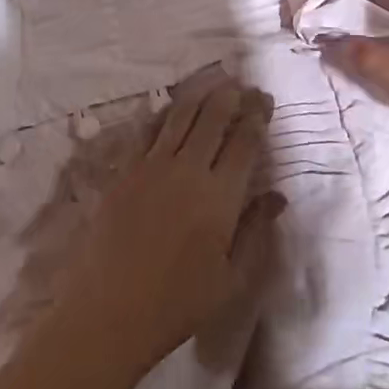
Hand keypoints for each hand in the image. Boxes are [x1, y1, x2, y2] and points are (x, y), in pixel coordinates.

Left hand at [51, 72, 282, 377]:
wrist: (111, 306)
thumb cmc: (178, 302)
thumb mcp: (232, 278)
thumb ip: (256, 231)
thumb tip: (277, 196)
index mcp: (219, 196)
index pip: (244, 142)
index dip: (257, 117)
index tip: (265, 101)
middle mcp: (186, 170)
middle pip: (212, 119)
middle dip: (231, 97)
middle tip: (243, 85)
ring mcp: (150, 166)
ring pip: (179, 117)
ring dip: (199, 96)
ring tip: (213, 82)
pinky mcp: (124, 170)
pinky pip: (147, 131)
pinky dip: (163, 114)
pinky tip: (170, 107)